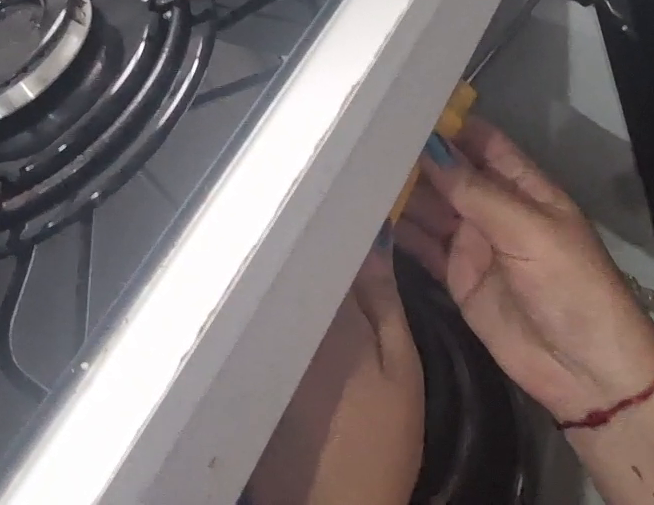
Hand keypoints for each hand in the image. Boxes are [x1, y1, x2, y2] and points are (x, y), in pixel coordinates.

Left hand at [247, 237, 424, 504]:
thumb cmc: (382, 440)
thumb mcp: (403, 369)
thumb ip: (385, 304)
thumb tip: (375, 241)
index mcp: (328, 316)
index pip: (323, 252)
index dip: (333, 230)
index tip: (343, 213)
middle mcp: (285, 322)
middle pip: (294, 270)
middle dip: (309, 249)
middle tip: (328, 233)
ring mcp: (262, 346)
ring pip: (277, 293)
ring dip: (291, 276)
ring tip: (308, 259)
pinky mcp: (250, 371)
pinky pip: (263, 321)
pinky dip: (275, 310)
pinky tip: (286, 308)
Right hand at [395, 117, 653, 422]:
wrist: (585, 372)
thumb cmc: (572, 287)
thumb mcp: (529, 230)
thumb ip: (476, 192)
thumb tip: (430, 149)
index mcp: (523, 187)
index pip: (482, 141)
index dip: (449, 123)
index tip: (403, 104)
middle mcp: (494, 207)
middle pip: (449, 172)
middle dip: (415, 156)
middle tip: (365, 137)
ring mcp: (472, 242)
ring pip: (430, 206)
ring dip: (401, 191)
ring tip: (356, 170)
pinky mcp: (455, 276)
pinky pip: (421, 246)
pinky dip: (398, 232)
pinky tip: (366, 214)